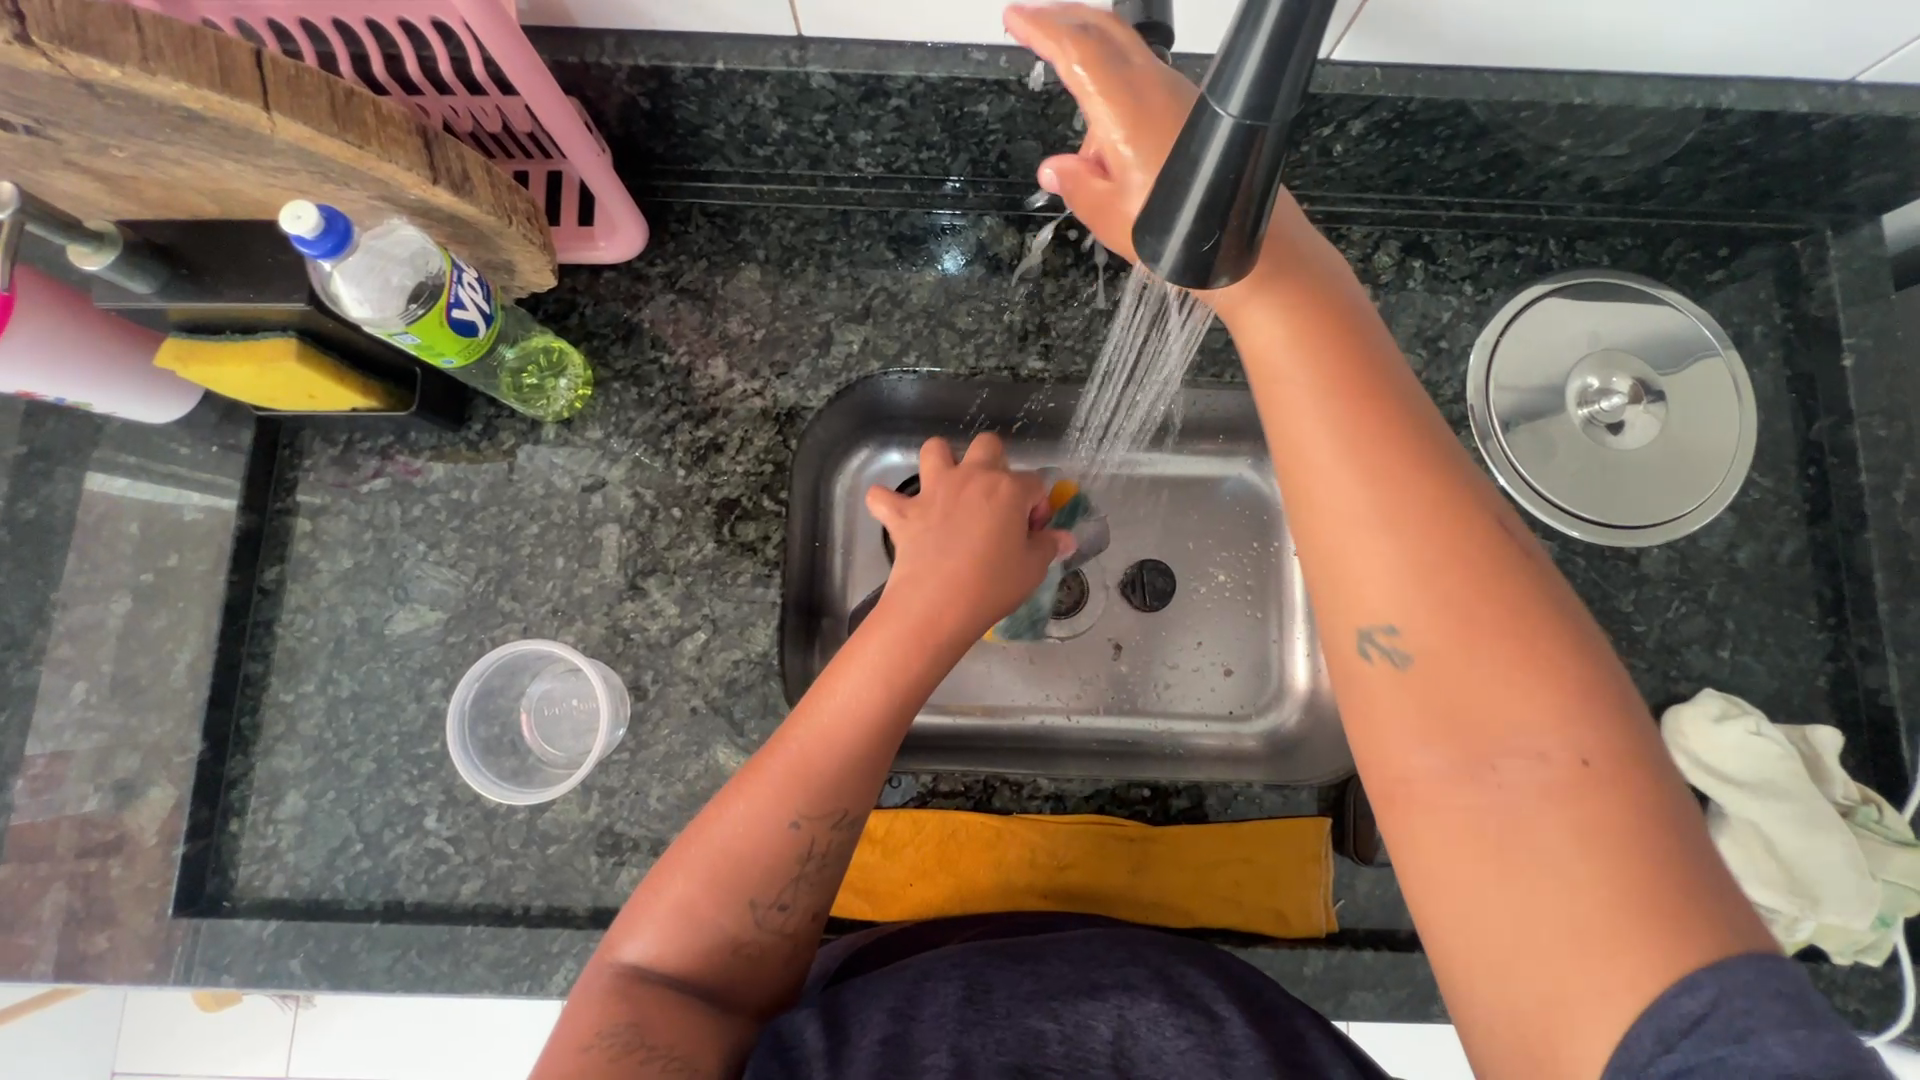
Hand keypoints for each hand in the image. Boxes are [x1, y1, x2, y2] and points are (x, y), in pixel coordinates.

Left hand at [865, 434, 1074, 645]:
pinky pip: (882, 496)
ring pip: (935, 450)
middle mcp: (971, 478)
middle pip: (988, 446)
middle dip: (996, 463)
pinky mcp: (903, 512)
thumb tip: (1065, 538)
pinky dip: (886, 502)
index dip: (1037, 506)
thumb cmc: (993, 586)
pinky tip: (897, 514)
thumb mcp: (1032, 569)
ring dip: (942, 462)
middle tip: (997, 501)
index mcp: (1008, 489)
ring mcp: (933, 491)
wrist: (937, 605)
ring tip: (949, 489)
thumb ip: (1048, 546)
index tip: (1033, 532)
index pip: (1034, 484)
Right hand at [1003, 3, 1348, 320]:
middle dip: (1064, 21)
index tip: (1015, 17)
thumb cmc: (1184, 232)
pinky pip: (1142, 91)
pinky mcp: (1190, 111)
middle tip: (1032, 24)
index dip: (1042, 28)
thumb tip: (1054, 170)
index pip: (1077, 49)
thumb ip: (1076, 185)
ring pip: (1123, 65)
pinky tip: (1116, 162)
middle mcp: (1155, 89)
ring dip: (1094, 87)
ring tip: (1094, 171)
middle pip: (1105, 31)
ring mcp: (1177, 95)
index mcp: (1127, 109)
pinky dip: (1116, 107)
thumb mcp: (1110, 217)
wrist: (1244, 246)